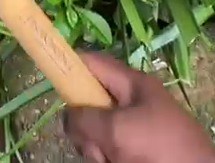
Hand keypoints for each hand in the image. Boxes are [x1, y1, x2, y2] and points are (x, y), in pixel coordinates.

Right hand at [64, 52, 214, 162]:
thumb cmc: (162, 152)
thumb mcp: (117, 130)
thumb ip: (83, 117)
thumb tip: (68, 117)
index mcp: (133, 84)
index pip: (90, 62)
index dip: (68, 66)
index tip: (52, 85)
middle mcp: (134, 104)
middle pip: (90, 105)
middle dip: (85, 128)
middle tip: (95, 148)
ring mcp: (138, 133)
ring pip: (98, 135)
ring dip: (96, 152)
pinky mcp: (140, 156)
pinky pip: (111, 154)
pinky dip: (108, 161)